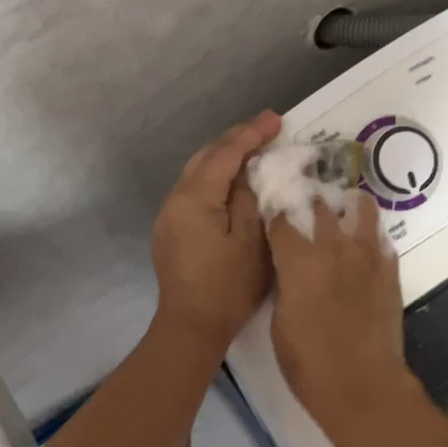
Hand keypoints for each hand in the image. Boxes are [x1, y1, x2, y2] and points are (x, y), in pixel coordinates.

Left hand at [149, 111, 281, 349]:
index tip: (277, 119)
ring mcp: (169, 216)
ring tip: (254, 151)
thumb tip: (251, 171)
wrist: (191, 327)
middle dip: (236, 140)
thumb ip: (250, 198)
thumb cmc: (228, 286)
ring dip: (225, 159)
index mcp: (195, 198)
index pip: (225, 154)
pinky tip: (234, 185)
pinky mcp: (172, 231)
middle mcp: (176, 200)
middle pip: (206, 157)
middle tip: (267, 129)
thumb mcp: (252, 240)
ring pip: (198, 173)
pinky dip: (216, 179)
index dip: (252, 134)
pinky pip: (195, 191)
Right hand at [266, 191, 423, 429]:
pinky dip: (373, 236)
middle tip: (305, 198)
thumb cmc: (309, 363)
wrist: (363, 384)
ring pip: (362, 210)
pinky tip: (366, 241)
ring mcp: (367, 256)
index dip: (274, 211)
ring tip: (345, 204)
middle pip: (321, 207)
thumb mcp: (279, 324)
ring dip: (350, 204)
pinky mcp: (390, 271)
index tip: (271, 206)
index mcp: (299, 260)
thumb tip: (289, 270)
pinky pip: (382, 240)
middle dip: (310, 201)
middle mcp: (334, 248)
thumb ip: (284, 286)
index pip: (281, 221)